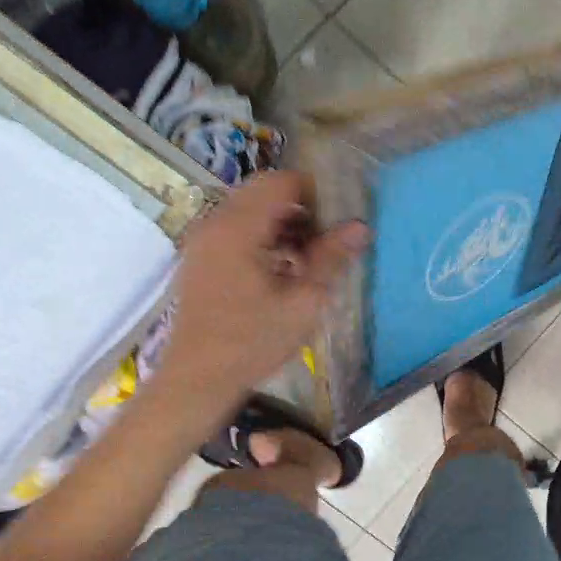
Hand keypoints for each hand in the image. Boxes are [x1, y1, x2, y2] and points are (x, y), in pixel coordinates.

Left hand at [155, 172, 368, 406]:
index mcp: (238, 229)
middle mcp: (215, 224)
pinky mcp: (201, 258)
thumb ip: (331, 258)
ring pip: (250, 209)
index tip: (341, 217)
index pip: (281, 182)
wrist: (198, 379)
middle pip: (264, 191)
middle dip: (302, 207)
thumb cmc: (254, 342)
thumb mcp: (304, 302)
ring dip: (284, 222)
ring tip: (312, 256)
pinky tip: (286, 268)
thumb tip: (361, 226)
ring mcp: (204, 241)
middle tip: (330, 237)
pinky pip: (237, 228)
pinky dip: (265, 236)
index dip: (316, 192)